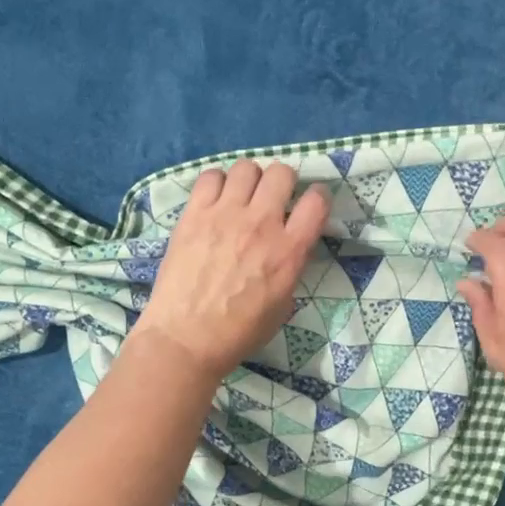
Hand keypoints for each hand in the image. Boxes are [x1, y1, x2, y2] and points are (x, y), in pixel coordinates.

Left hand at [137, 160, 329, 377]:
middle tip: (273, 199)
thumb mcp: (283, 303)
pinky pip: (211, 176)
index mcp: (289, 251)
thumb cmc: (240, 331)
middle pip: (281, 173)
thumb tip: (287, 247)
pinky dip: (218, 183)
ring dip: (250, 180)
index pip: (317, 201)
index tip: (310, 205)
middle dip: (282, 182)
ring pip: (246, 167)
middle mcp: (261, 224)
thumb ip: (290, 266)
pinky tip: (215, 201)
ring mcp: (225, 215)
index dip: (317, 197)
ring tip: (242, 198)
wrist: (187, 338)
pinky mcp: (194, 214)